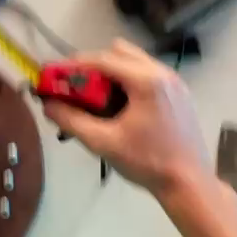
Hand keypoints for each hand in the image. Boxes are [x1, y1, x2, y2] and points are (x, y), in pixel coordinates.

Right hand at [41, 40, 213, 198]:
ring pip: (135, 62)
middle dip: (94, 67)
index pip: (103, 59)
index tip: (55, 73)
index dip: (74, 65)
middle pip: (119, 53)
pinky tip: (121, 108)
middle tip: (77, 88)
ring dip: (112, 74)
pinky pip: (148, 75)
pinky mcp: (179, 94)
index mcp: (146, 80)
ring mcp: (174, 82)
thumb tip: (47, 105)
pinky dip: (129, 82)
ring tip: (98, 100)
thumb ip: (72, 121)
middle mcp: (162, 73)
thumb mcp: (104, 143)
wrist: (189, 183)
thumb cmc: (147, 162)